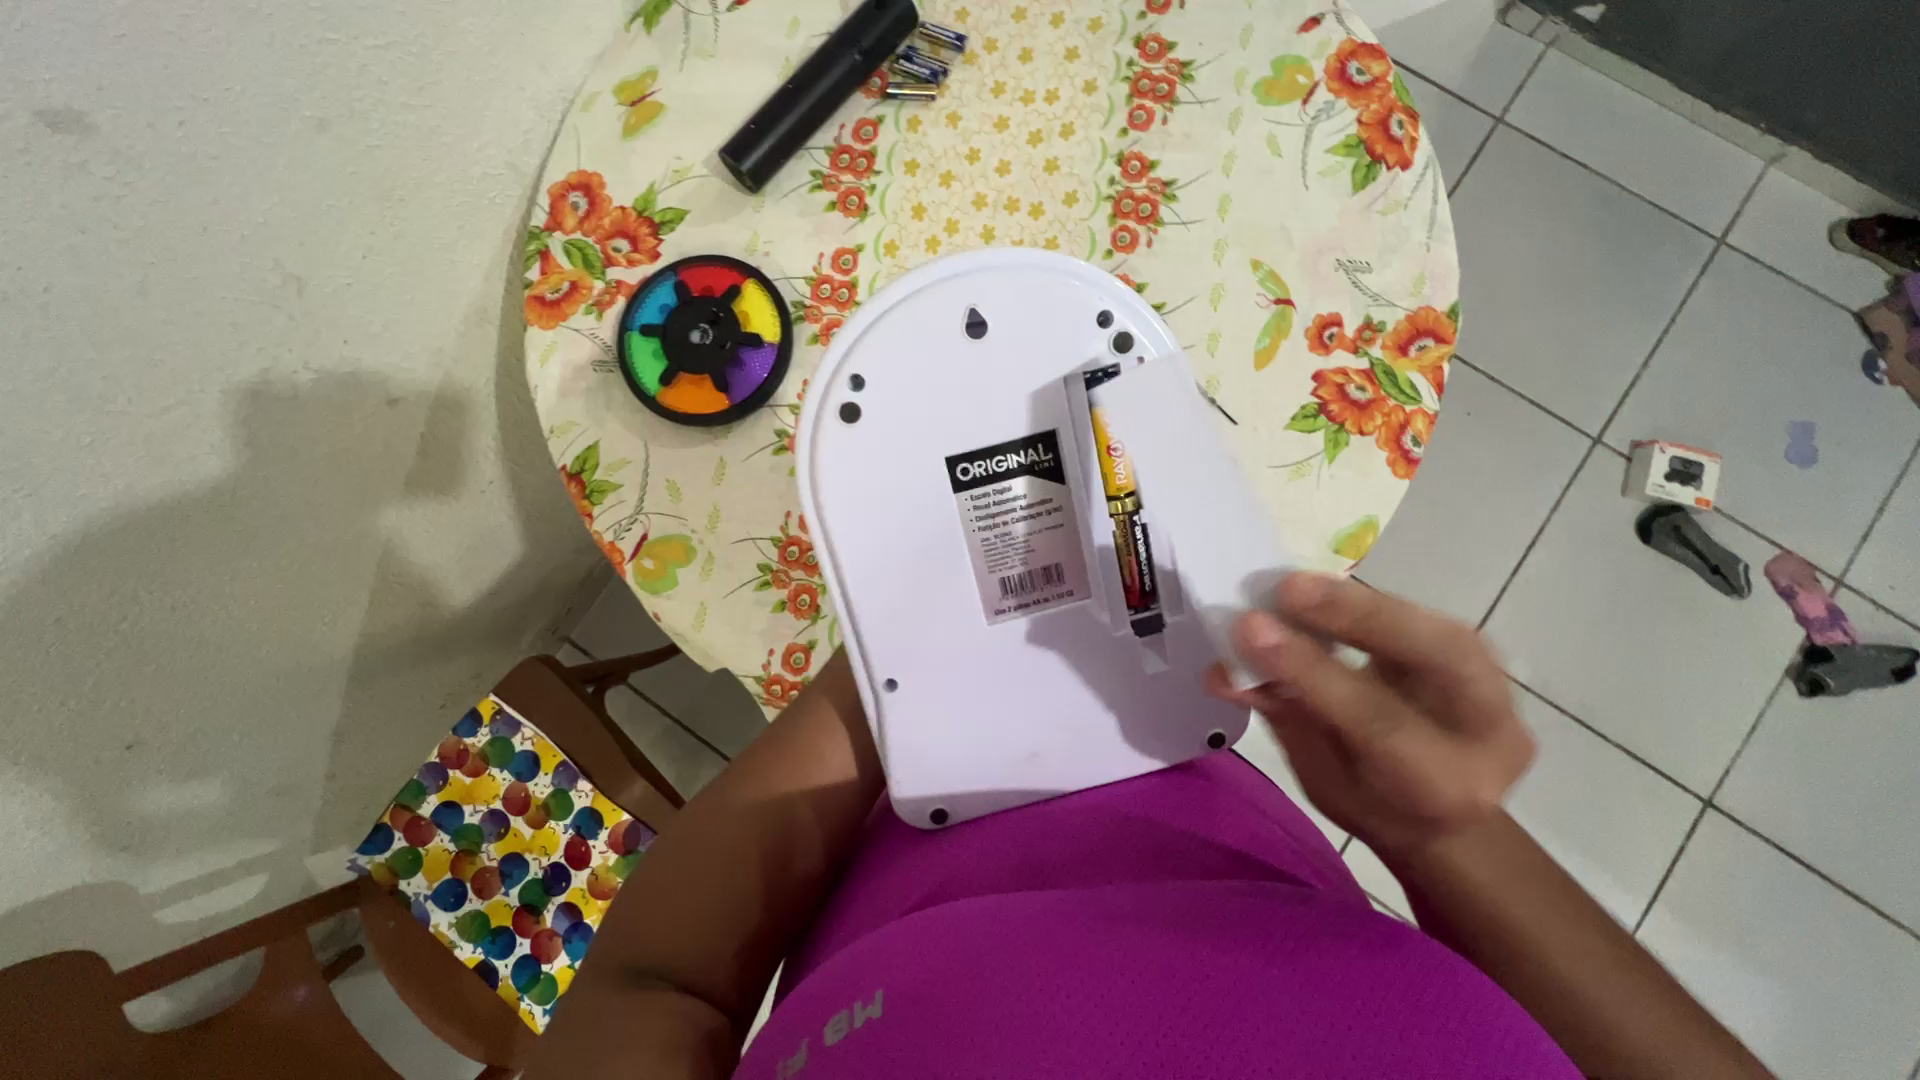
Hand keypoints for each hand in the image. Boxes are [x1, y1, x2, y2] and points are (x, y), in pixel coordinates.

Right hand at [1206, 572, 1533, 857]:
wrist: (1445, 820)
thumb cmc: (1370, 804)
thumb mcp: (1320, 776)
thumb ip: (1286, 716)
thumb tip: (1224, 670)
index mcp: (1443, 786)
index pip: (1377, 720)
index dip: (1312, 671)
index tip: (1249, 629)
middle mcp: (1488, 737)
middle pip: (1437, 659)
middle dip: (1358, 617)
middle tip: (1286, 589)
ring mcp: (1498, 693)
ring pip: (1441, 632)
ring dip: (1364, 602)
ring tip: (1298, 584)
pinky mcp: (1485, 660)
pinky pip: (1432, 621)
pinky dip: (1374, 603)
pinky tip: (1324, 591)